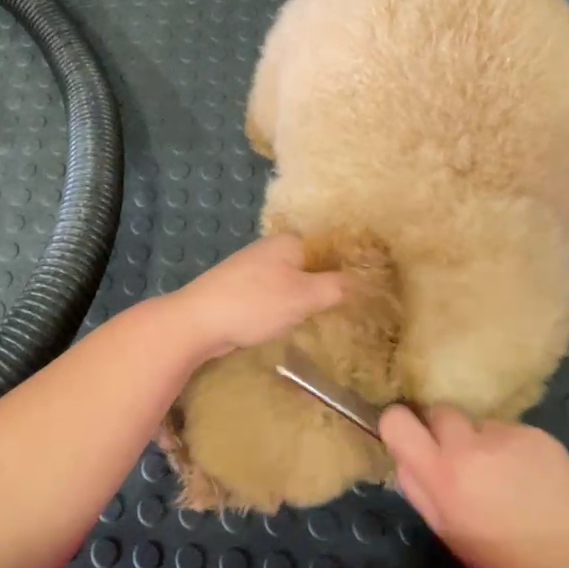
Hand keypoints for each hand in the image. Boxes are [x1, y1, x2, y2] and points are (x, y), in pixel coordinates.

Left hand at [164, 234, 350, 358]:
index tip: (371, 294)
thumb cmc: (254, 303)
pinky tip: (297, 324)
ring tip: (332, 321)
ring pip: (295, 283)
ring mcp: (255, 270)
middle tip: (355, 312)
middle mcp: (272, 250)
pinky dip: (289, 309)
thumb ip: (337, 287)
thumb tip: (365, 282)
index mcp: (289, 242)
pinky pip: (277, 296)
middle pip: (314, 266)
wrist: (197, 321)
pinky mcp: (243, 291)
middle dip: (331, 286)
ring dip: (310, 300)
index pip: (332, 249)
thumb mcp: (304, 296)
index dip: (352, 270)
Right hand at [380, 405, 568, 567]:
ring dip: (478, 440)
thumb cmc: (508, 561)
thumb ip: (418, 491)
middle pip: (437, 411)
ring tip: (502, 476)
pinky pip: (508, 431)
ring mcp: (507, 434)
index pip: (396, 420)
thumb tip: (406, 458)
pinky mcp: (538, 433)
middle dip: (441, 431)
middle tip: (459, 462)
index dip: (397, 426)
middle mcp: (470, 444)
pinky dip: (509, 448)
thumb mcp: (448, 534)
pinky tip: (529, 478)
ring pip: (476, 422)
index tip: (409, 441)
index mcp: (442, 474)